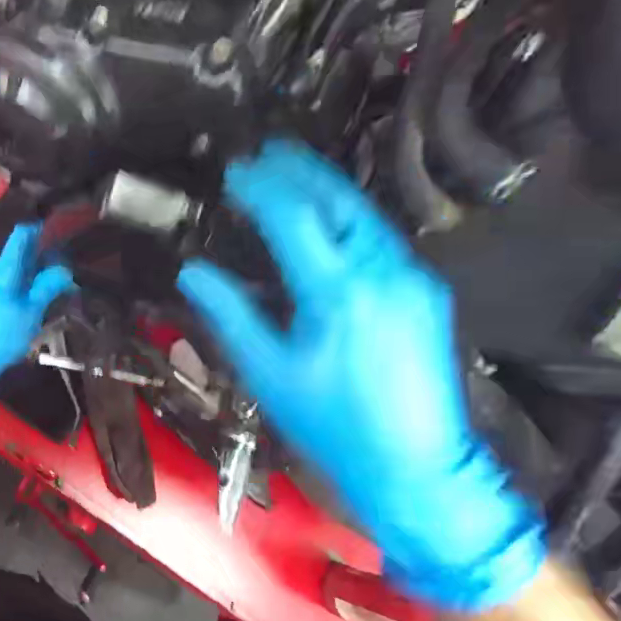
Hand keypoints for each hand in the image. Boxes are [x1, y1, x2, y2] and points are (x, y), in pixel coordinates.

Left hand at [0, 223, 74, 410]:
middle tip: (70, 257)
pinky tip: (44, 292)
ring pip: (18, 268)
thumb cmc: (1, 336)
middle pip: (21, 252)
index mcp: (2, 271)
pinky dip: (29, 282)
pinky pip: (13, 281)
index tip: (59, 224)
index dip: (38, 227)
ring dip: (38, 270)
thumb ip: (47, 287)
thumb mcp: (31, 313)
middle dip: (45, 252)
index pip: (19, 236)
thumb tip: (64, 269)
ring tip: (63, 276)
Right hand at [176, 141, 544, 610]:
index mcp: (339, 292)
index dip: (261, 188)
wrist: (418, 468)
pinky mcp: (427, 291)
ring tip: (292, 173)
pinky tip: (328, 221)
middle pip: (337, 200)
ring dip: (326, 190)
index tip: (236, 171)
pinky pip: (382, 239)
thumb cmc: (334, 428)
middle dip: (298, 170)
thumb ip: (231, 316)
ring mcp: (412, 278)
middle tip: (266, 152)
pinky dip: (348, 219)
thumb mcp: (271, 375)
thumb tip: (193, 272)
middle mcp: (383, 271)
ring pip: (365, 215)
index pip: (294, 217)